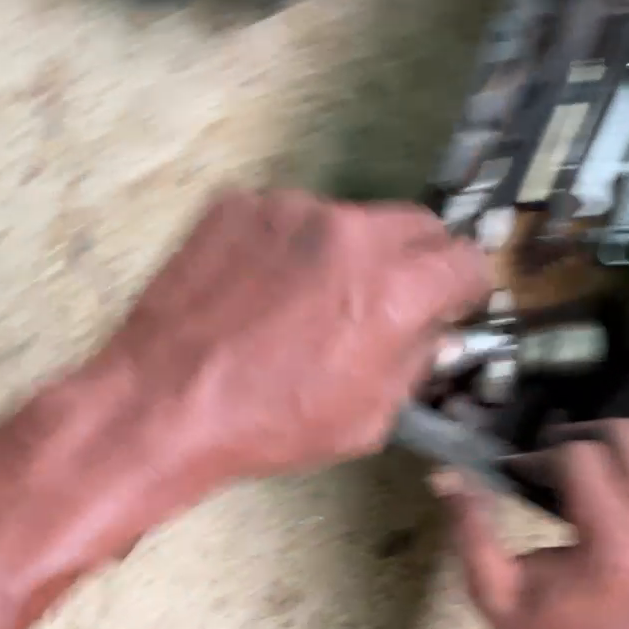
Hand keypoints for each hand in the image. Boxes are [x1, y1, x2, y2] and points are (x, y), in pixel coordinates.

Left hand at [92, 189, 487, 482]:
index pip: (466, 259)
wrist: (163, 401)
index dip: (464, 287)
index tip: (449, 304)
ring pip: (345, 221)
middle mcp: (350, 232)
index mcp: (393, 288)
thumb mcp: (365, 419)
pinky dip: (286, 249)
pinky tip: (255, 291)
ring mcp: (289, 209)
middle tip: (383, 301)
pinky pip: (285, 220)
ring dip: (344, 254)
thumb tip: (431, 333)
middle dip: (414, 262)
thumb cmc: (269, 424)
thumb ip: (412, 364)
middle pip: (416, 225)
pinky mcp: (238, 204)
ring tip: (301, 303)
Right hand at [433, 420, 628, 628]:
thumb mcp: (491, 586)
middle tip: (553, 457)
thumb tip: (444, 474)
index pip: (584, 459)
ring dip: (619, 456)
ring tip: (584, 475)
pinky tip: (617, 498)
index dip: (542, 456)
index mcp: (614, 546)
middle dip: (588, 438)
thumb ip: (470, 525)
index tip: (518, 471)